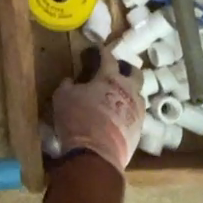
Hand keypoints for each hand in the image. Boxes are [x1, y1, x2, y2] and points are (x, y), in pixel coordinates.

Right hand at [51, 48, 143, 170]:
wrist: (95, 154)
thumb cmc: (77, 118)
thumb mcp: (63, 97)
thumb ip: (68, 85)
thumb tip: (71, 81)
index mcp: (109, 78)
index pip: (109, 58)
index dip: (102, 51)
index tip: (97, 48)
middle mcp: (128, 90)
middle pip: (135, 73)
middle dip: (127, 69)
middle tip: (117, 71)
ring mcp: (137, 111)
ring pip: (139, 95)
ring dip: (130, 91)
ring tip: (118, 95)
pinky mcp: (139, 130)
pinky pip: (136, 114)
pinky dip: (128, 111)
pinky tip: (118, 115)